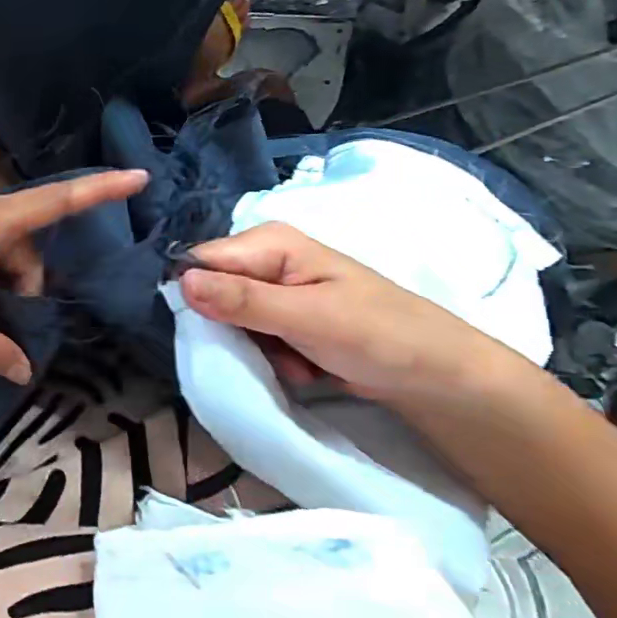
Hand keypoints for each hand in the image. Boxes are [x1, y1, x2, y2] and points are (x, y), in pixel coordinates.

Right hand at [179, 223, 540, 405]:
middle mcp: (266, 258)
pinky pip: (251, 336)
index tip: (212, 330)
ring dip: (254, 347)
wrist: (436, 375)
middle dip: (232, 327)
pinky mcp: (285, 317)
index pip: (200, 261)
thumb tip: (180, 282)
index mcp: (269, 241)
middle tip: (269, 347)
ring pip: (228, 319)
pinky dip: (271, 357)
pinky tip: (303, 366)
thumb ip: (243, 300)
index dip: (196, 296)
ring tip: (294, 360)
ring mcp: (276, 289)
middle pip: (211, 291)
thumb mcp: (307, 317)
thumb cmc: (378, 335)